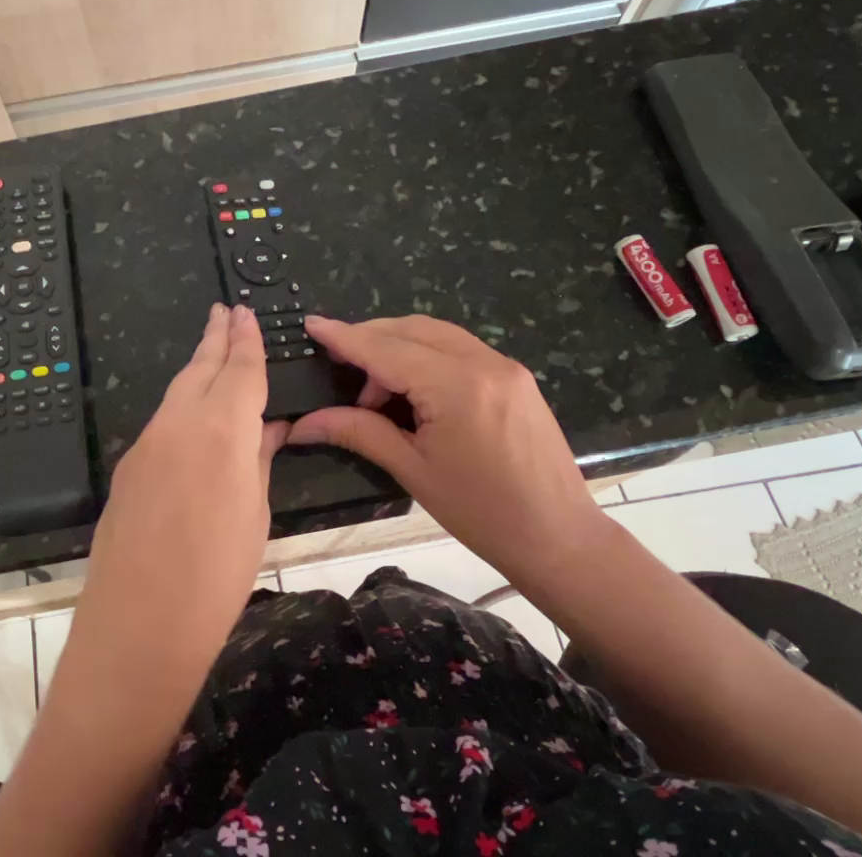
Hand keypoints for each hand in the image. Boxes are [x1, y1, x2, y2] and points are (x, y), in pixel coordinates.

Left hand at [76, 304, 288, 673]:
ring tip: (212, 347)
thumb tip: (266, 429)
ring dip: (197, 368)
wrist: (138, 625)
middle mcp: (179, 425)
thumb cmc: (217, 579)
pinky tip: (192, 414)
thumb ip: (258, 462)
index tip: (244, 313)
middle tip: (224, 310)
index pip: (240, 372)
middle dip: (215, 337)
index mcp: (222, 432)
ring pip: (176, 392)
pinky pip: (162, 422)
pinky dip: (181, 405)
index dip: (246, 341)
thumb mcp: (255, 516)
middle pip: (200, 369)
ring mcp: (146, 445)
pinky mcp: (128, 469)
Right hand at [288, 314, 602, 583]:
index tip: (311, 324)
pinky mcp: (516, 377)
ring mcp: (505, 367)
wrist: (559, 537)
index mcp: (457, 387)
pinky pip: (460, 349)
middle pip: (412, 330)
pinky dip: (427, 356)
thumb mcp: (413, 471)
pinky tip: (412, 391)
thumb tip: (302, 423)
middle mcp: (484, 363)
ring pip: (437, 335)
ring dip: (398, 347)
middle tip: (338, 367)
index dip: (345, 337)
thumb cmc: (481, 513)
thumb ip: (359, 432)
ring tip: (375, 392)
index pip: (387, 350)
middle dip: (370, 339)